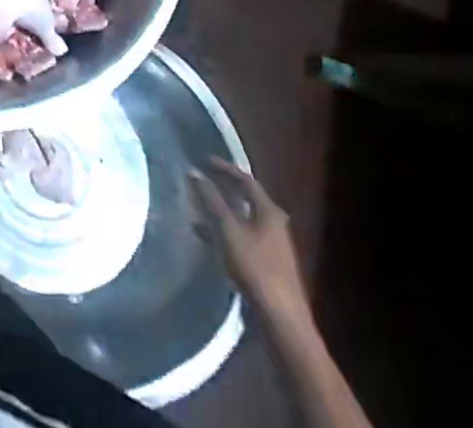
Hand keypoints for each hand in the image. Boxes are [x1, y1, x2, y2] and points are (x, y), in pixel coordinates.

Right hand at [190, 158, 310, 323]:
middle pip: (247, 197)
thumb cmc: (253, 265)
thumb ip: (210, 200)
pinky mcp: (265, 257)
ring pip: (242, 214)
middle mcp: (274, 223)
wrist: (279, 312)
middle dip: (223, 186)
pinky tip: (204, 232)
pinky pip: (240, 231)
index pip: (247, 181)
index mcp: (269, 212)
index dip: (225, 168)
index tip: (203, 159)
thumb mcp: (227, 230)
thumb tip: (193, 171)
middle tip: (200, 177)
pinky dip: (223, 225)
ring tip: (196, 202)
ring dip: (221, 206)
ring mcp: (272, 241)